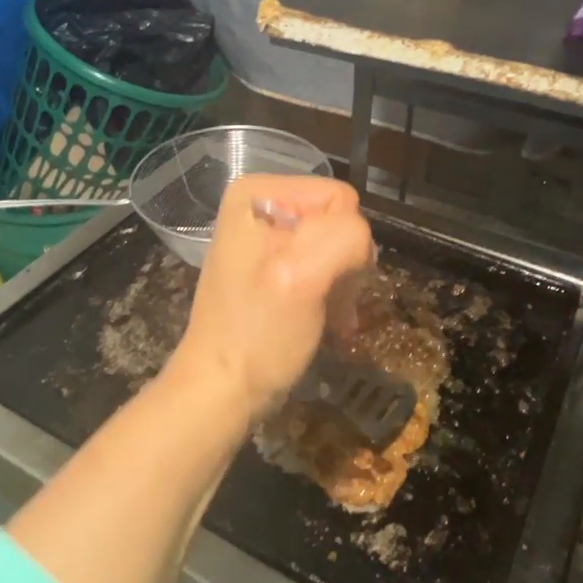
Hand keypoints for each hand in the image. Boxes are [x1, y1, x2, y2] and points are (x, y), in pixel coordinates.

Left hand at [166, 174, 373, 417]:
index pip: (340, 197)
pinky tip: (327, 320)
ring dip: (342, 284)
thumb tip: (361, 245)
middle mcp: (260, 205)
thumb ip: (342, 237)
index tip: (328, 283)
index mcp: (258, 192)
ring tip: (329, 316)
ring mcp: (266, 238)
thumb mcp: (303, 275)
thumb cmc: (259, 334)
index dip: (346, 242)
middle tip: (330, 304)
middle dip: (345, 265)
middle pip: (339, 220)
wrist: (222, 390)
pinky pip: (323, 266)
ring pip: (337, 246)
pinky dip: (332, 294)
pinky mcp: (273, 267)